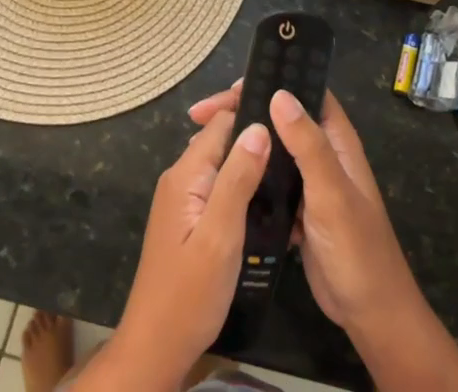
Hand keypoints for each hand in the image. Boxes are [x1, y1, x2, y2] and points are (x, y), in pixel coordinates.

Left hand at [77, 97, 269, 389]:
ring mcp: (183, 201)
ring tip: (293, 167)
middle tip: (299, 144)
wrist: (158, 343)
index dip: (253, 114)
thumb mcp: (221, 235)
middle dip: (256, 138)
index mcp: (186, 176)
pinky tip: (270, 200)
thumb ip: (238, 179)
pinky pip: (219, 189)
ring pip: (223, 166)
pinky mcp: (190, 221)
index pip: (221, 124)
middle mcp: (180, 180)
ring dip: (252, 165)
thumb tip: (259, 127)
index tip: (290, 115)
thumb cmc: (191, 292)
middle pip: (221, 142)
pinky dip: (243, 188)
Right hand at [187, 84, 419, 331]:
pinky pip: (267, 182)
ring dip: (241, 144)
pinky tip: (218, 179)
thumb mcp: (331, 193)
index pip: (304, 94)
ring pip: (271, 150)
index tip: (229, 89)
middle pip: (281, 119)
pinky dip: (245, 176)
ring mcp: (309, 184)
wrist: (370, 311)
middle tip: (201, 116)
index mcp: (337, 142)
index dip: (271, 82)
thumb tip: (279, 94)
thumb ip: (308, 145)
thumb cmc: (357, 248)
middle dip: (243, 112)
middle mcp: (323, 155)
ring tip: (201, 142)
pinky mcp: (296, 210)